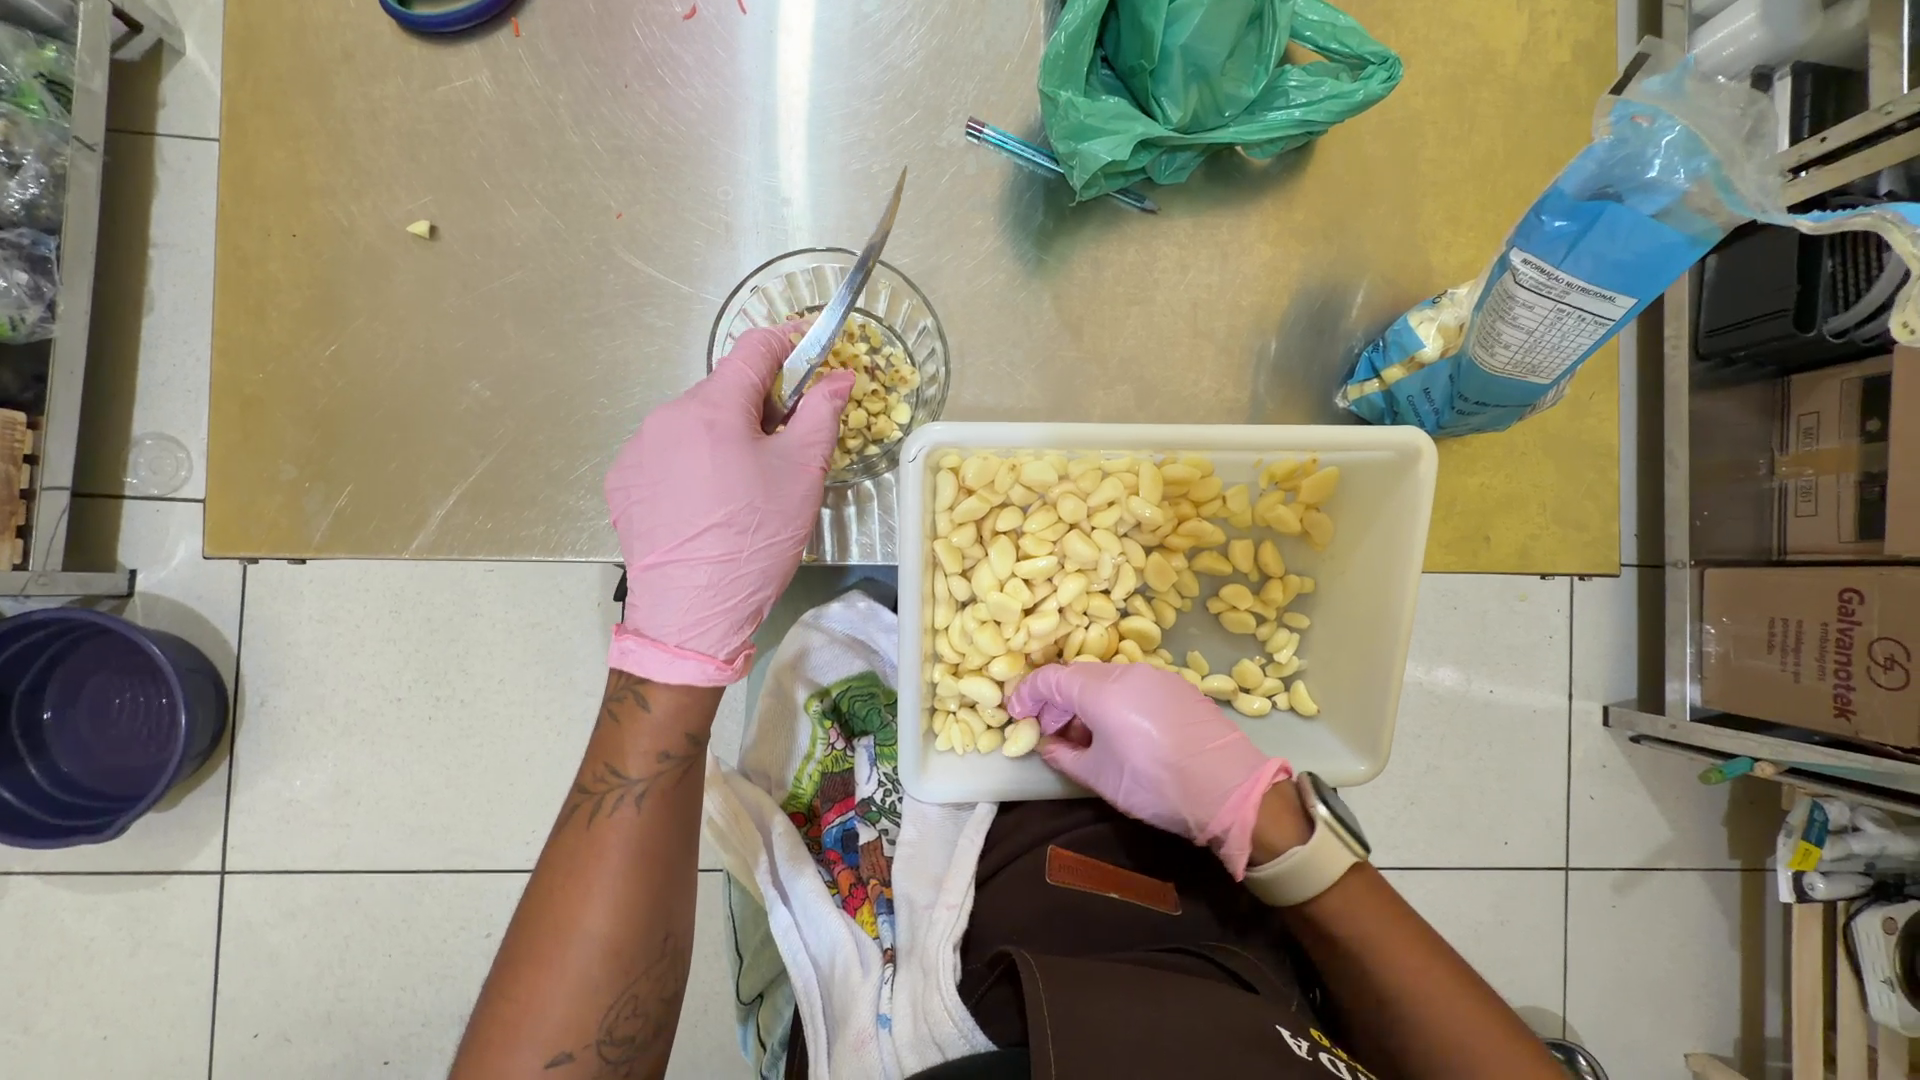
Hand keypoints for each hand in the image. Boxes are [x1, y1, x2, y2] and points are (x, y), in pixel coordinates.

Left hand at [604, 327, 853, 685]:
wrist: (692, 612)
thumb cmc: (756, 539)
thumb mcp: (802, 474)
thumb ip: (822, 414)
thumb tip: (840, 376)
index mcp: (713, 407)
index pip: (754, 347)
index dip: (789, 342)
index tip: (812, 353)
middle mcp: (665, 416)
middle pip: (723, 391)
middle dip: (758, 407)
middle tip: (784, 449)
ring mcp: (638, 451)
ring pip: (694, 425)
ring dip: (723, 438)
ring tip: (743, 488)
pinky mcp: (624, 484)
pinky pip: (667, 457)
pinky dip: (693, 466)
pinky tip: (707, 507)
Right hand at [1007, 663, 1293, 877]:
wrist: (1231, 789)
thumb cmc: (1157, 784)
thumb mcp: (1101, 777)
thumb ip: (1066, 757)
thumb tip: (1048, 746)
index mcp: (1102, 691)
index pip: (1050, 679)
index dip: (1027, 695)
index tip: (1017, 716)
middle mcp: (1127, 673)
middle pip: (1077, 676)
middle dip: (1056, 702)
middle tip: (1048, 733)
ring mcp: (1156, 677)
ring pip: (1106, 680)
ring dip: (1085, 702)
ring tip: (1082, 738)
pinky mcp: (1178, 688)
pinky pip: (1132, 686)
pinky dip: (1113, 702)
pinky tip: (1117, 732)